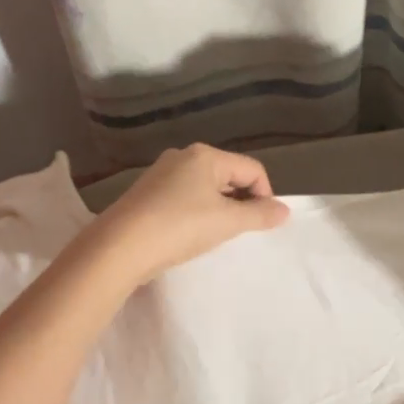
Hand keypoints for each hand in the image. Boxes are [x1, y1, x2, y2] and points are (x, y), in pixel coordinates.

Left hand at [85, 143, 289, 283]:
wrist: (119, 247)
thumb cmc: (180, 227)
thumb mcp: (227, 222)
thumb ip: (260, 215)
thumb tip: (284, 210)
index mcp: (206, 155)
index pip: (252, 170)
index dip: (265, 196)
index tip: (262, 224)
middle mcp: (183, 157)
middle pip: (229, 176)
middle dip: (241, 202)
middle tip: (240, 231)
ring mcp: (162, 174)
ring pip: (207, 188)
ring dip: (219, 210)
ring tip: (215, 235)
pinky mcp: (147, 194)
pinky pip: (186, 198)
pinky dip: (197, 214)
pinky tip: (190, 235)